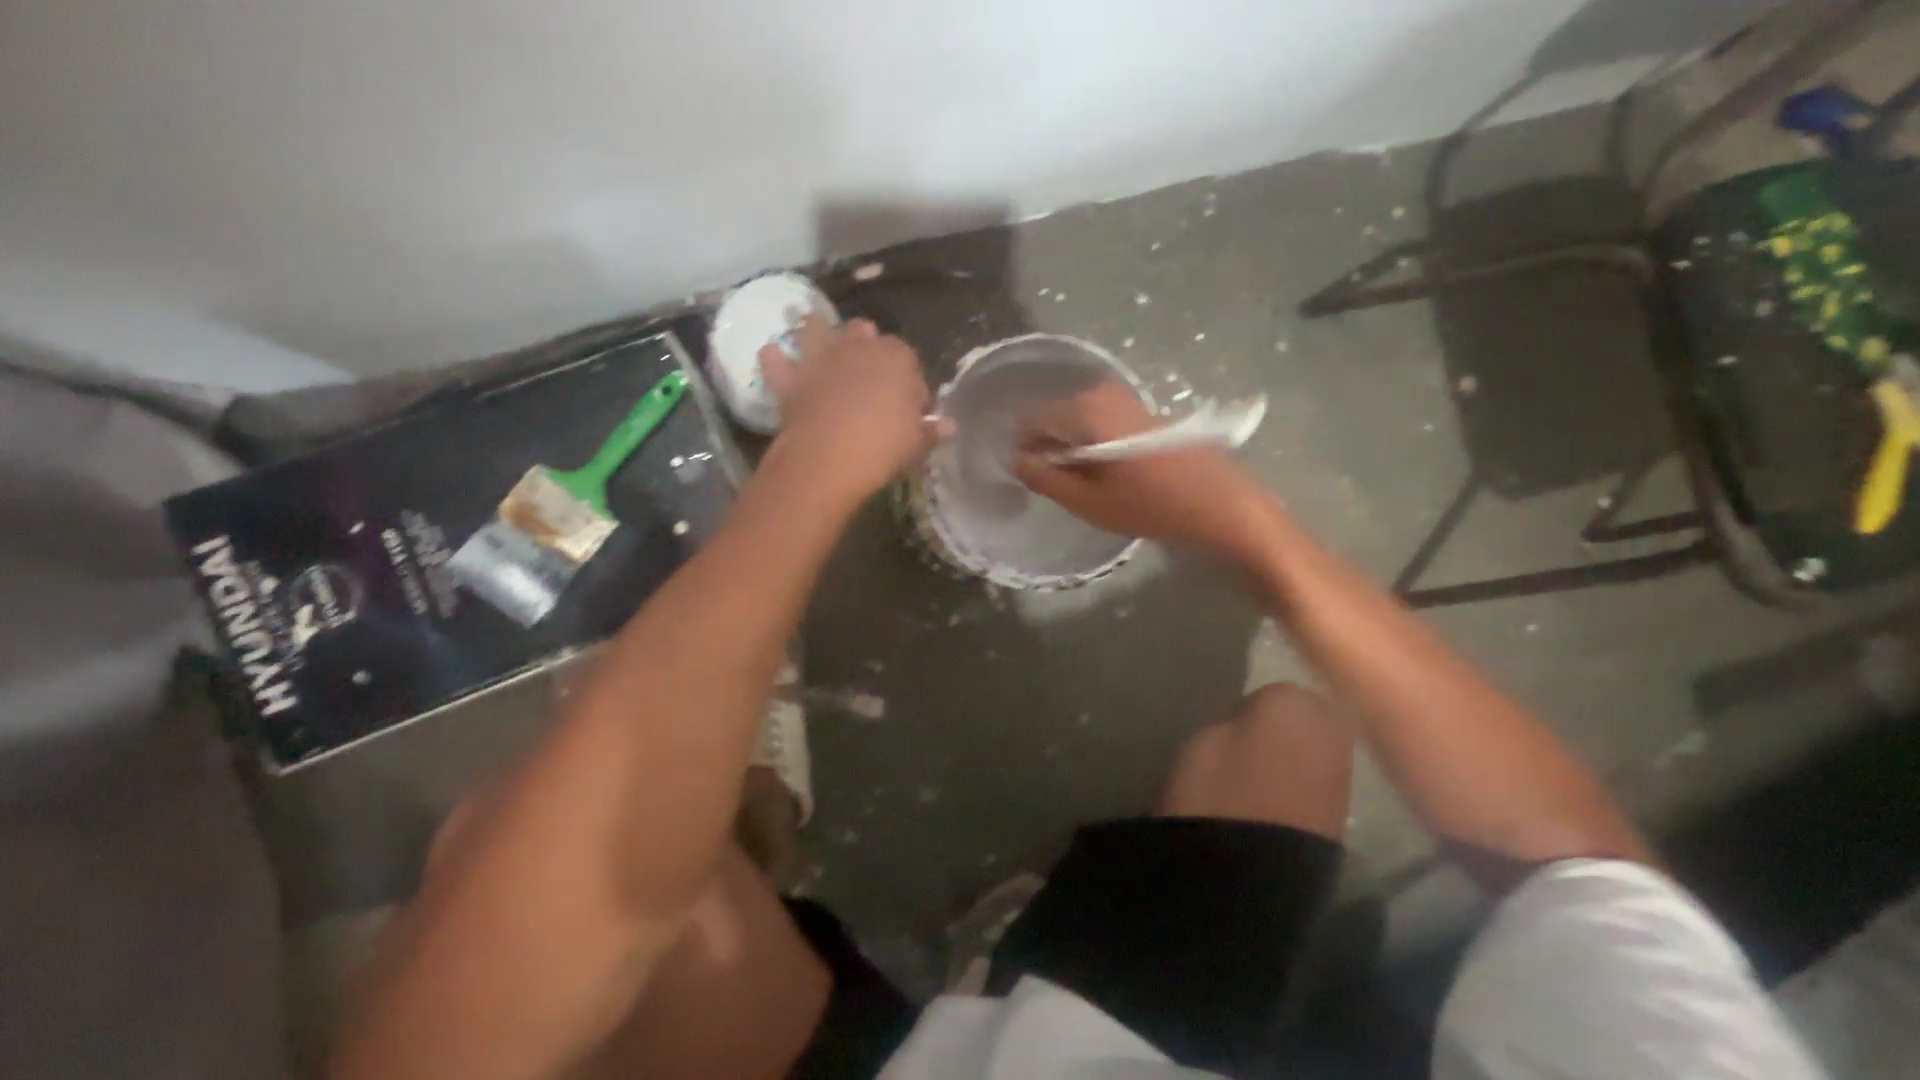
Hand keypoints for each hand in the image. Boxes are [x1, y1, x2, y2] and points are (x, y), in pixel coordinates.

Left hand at [758, 316, 935, 506]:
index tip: (908, 404)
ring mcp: (820, 357)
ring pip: (815, 327)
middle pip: (862, 333)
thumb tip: (947, 426)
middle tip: (865, 372)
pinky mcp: (790, 376)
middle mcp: (858, 346)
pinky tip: (774, 360)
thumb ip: (930, 430)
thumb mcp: (917, 442)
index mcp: (897, 357)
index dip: (908, 380)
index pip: (907, 359)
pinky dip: (774, 359)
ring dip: (814, 330)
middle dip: (864, 345)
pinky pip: (775, 358)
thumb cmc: (885, 446)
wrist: (830, 456)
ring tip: (814, 338)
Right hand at [1012, 381, 1274, 558]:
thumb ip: (1044, 478)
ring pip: (1079, 419)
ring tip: (1087, 483)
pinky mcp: (1145, 410)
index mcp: (1084, 411)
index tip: (1032, 477)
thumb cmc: (1150, 505)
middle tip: (1061, 485)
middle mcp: (1102, 392)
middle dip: (1049, 447)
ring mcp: (1126, 398)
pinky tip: (1111, 473)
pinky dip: (1095, 442)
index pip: (1031, 420)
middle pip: (1055, 416)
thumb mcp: (1087, 501)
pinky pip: (1101, 420)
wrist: (1221, 503)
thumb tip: (1016, 460)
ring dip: (1073, 447)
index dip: (1025, 448)